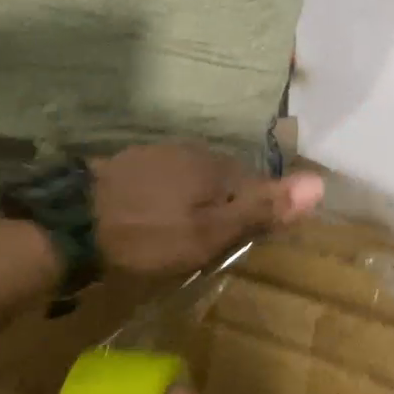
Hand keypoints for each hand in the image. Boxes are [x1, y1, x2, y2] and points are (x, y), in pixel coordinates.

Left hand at [91, 143, 322, 276]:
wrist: (73, 223)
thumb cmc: (147, 234)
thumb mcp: (209, 232)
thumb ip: (259, 209)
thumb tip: (320, 183)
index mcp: (214, 164)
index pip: (256, 183)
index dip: (257, 212)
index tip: (244, 241)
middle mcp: (188, 150)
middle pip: (223, 178)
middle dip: (225, 205)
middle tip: (215, 243)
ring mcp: (154, 153)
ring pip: (191, 179)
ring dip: (194, 202)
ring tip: (185, 235)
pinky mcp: (127, 165)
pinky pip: (163, 181)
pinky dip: (166, 200)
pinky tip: (154, 220)